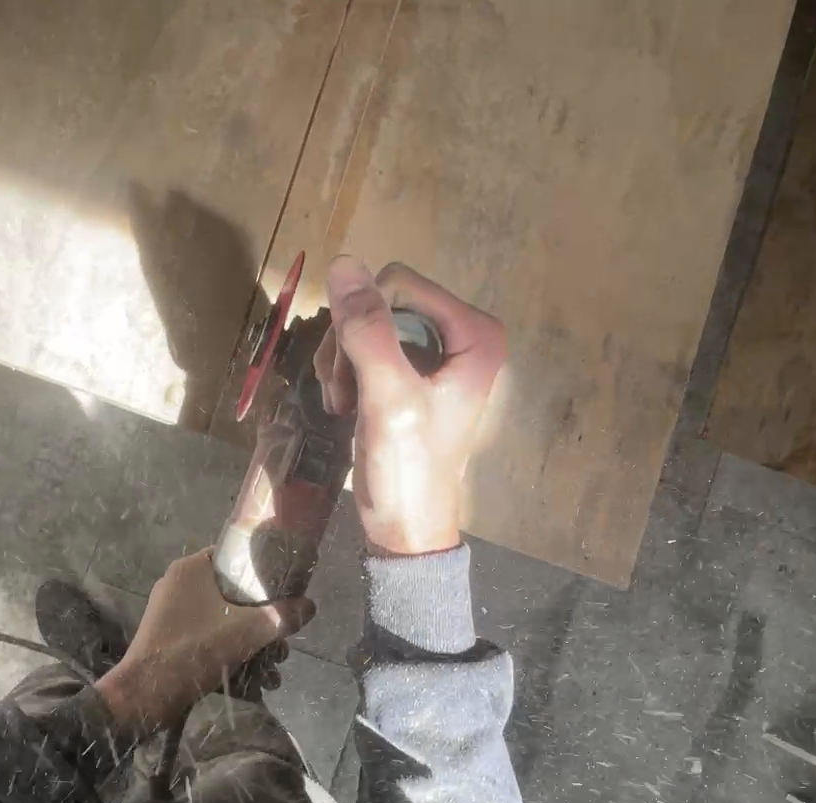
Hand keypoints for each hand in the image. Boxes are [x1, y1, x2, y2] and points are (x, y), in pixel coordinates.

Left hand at [95, 550, 314, 733]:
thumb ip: (281, 617)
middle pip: (232, 593)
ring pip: (222, 620)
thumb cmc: (194, 650)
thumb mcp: (246, 632)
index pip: (232, 556)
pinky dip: (229, 653)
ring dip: (250, 643)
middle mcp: (178, 585)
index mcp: (191, 570)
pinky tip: (253, 680)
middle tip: (280, 643)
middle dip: (261, 621)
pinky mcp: (168, 639)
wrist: (145, 695)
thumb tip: (310, 606)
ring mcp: (170, 613)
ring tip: (272, 670)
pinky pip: (207, 637)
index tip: (282, 591)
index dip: (260, 570)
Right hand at [314, 257, 505, 555]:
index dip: (364, 320)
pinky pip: (363, 347)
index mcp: (474, 333)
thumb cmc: (408, 469)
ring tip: (342, 403)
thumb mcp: (388, 398)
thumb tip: (343, 262)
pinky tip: (343, 406)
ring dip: (341, 362)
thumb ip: (368, 332)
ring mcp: (433, 354)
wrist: (403, 526)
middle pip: (381, 302)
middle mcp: (459, 335)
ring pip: (365, 324)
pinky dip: (344, 374)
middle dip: (350, 344)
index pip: (398, 283)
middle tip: (343, 392)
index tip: (352, 372)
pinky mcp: (409, 374)